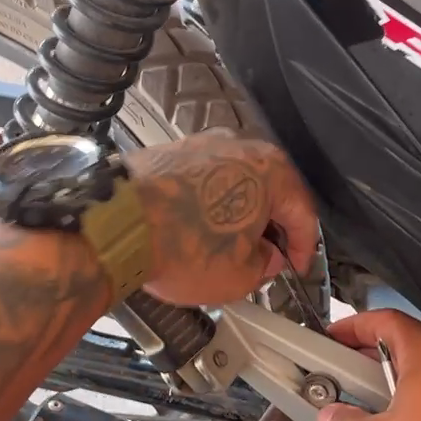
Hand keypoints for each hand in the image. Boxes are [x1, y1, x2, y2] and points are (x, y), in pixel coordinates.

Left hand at [126, 130, 318, 305]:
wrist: (117, 225)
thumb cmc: (183, 248)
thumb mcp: (240, 276)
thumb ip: (265, 265)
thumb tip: (265, 258)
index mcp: (271, 171)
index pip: (303, 214)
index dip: (303, 248)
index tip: (295, 266)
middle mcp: (240, 146)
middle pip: (269, 191)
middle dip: (270, 227)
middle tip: (266, 258)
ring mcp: (203, 145)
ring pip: (235, 183)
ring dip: (238, 214)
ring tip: (228, 247)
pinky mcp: (171, 152)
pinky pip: (203, 180)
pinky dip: (207, 205)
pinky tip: (198, 230)